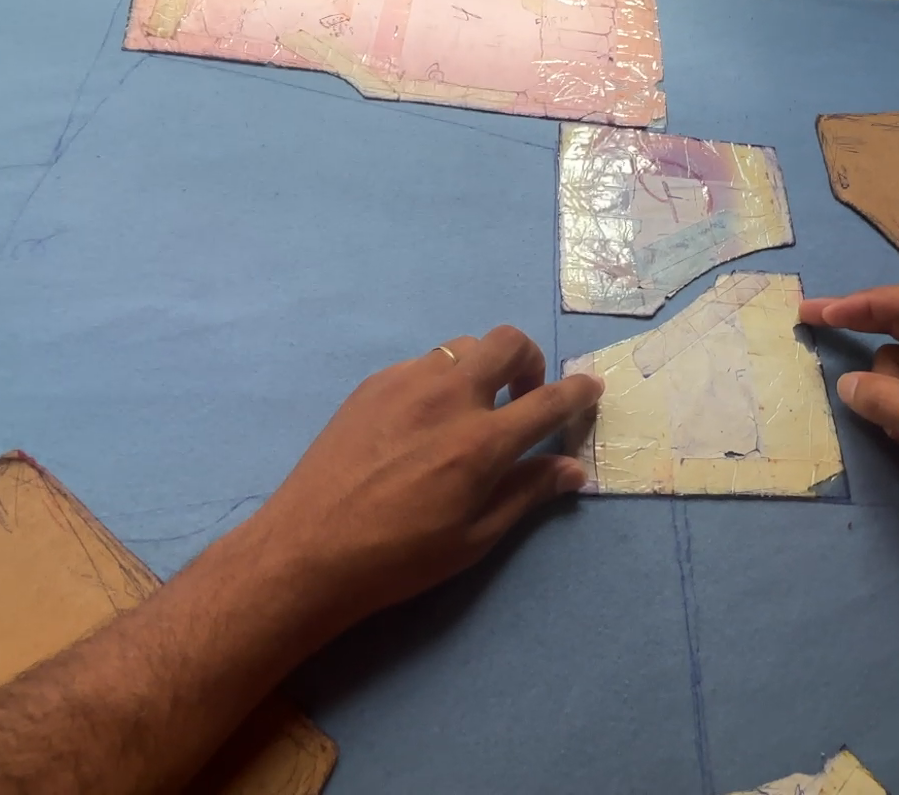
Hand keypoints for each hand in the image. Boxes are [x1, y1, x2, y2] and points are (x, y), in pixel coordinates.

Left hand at [249, 325, 602, 634]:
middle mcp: (449, 396)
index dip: (578, 391)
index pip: (548, 401)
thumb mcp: (474, 538)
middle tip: (523, 395)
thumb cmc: (399, 556)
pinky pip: (424, 363)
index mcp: (480, 442)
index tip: (592, 385)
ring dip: (484, 368)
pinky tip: (422, 420)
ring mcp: (407, 382)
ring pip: (464, 346)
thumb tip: (575, 470)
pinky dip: (442, 379)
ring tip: (470, 409)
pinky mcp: (375, 382)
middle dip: (531, 360)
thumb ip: (528, 493)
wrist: (306, 549)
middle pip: (508, 342)